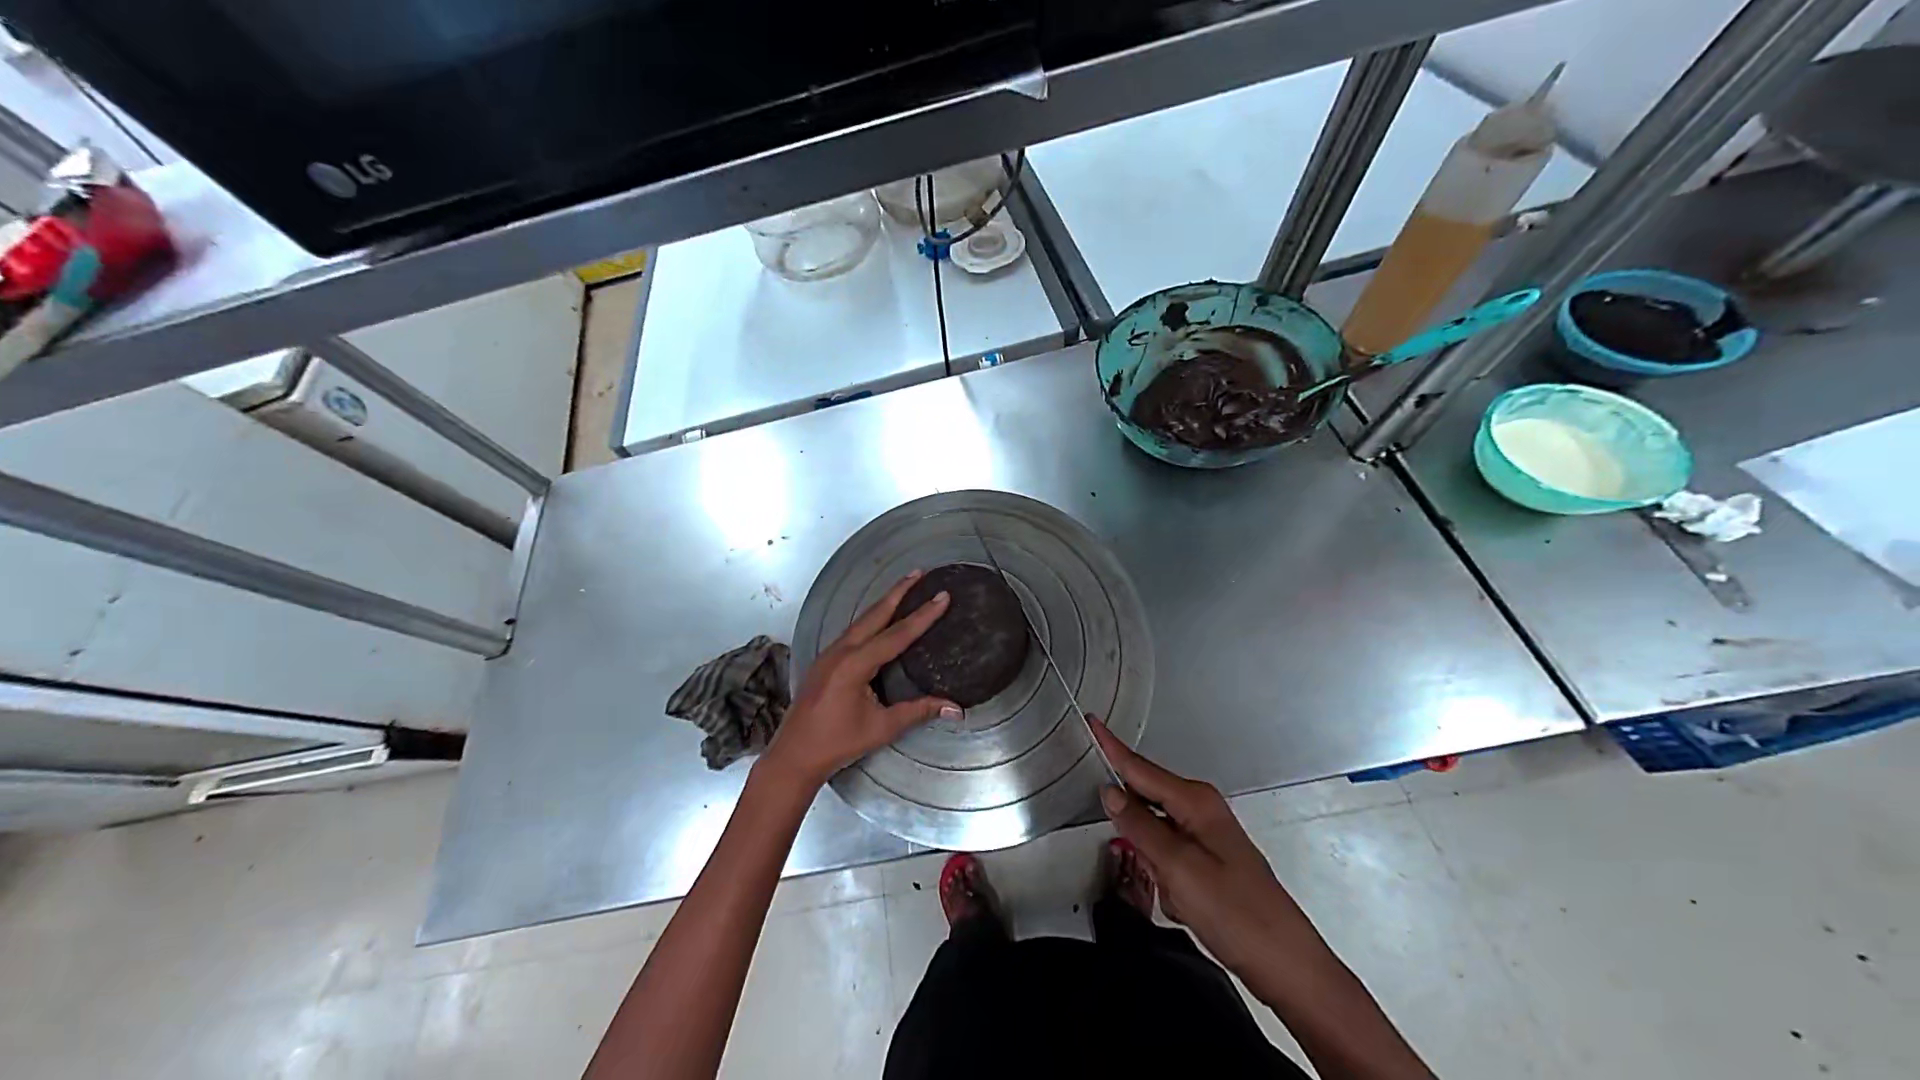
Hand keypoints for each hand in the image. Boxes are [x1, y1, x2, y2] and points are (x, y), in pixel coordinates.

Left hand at [762, 571, 958, 788]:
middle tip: (920, 573)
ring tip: (905, 588)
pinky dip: (871, 619)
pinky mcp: (825, 661)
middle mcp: (840, 652)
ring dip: (884, 602)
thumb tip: (955, 708)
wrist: (794, 755)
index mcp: (854, 664)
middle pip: (875, 614)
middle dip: (899, 591)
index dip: (922, 615)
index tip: (942, 596)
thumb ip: (918, 711)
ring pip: (862, 620)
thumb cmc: (836, 743)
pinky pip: (852, 631)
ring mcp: (829, 654)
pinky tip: (880, 619)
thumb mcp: (882, 727)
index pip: (896, 634)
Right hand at [1091, 717, 1334, 985]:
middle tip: (1125, 843)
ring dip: (1148, 856)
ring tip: (1169, 891)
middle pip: (1145, 796)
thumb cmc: (1237, 914)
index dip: (1112, 747)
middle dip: (1128, 820)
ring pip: (1153, 830)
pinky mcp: (1207, 860)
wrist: (1286, 965)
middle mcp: (1201, 810)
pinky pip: (1167, 855)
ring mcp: (1205, 835)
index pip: (1141, 767)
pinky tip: (1179, 903)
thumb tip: (1110, 792)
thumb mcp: (1178, 867)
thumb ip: (1140, 826)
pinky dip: (1163, 875)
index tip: (1091, 721)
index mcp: (1196, 802)